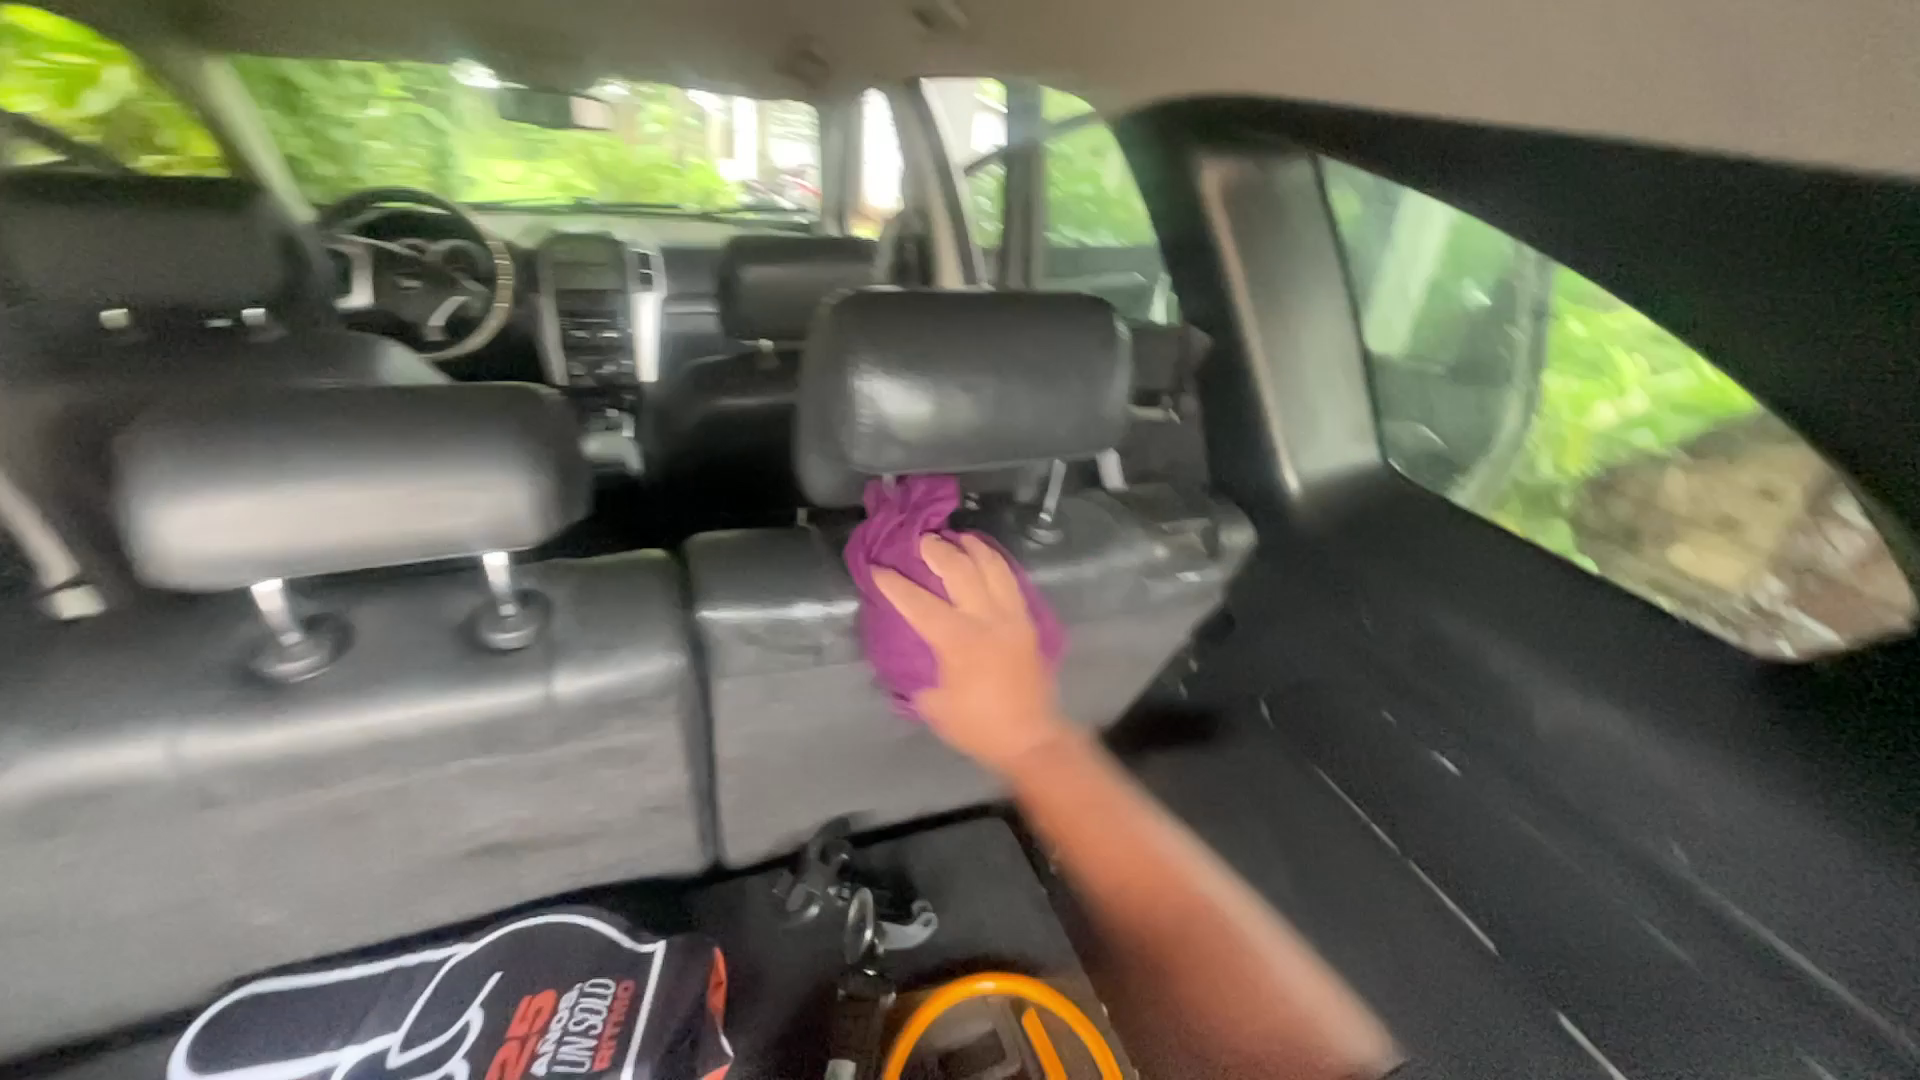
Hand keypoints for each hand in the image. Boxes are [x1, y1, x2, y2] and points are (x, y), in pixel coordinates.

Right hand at [872, 535, 1075, 776]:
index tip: (878, 569)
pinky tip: (985, 557)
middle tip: (920, 541)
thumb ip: (919, 673)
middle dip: (937, 551)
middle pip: (960, 570)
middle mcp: (987, 620)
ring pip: (993, 567)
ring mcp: (1012, 617)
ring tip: (956, 537)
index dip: (895, 584)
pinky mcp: (1027, 621)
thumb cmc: (977, 727)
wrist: (1030, 739)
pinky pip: (1011, 580)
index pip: (919, 602)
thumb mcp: (934, 705)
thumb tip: (908, 655)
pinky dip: (995, 562)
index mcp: (958, 642)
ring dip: (972, 548)